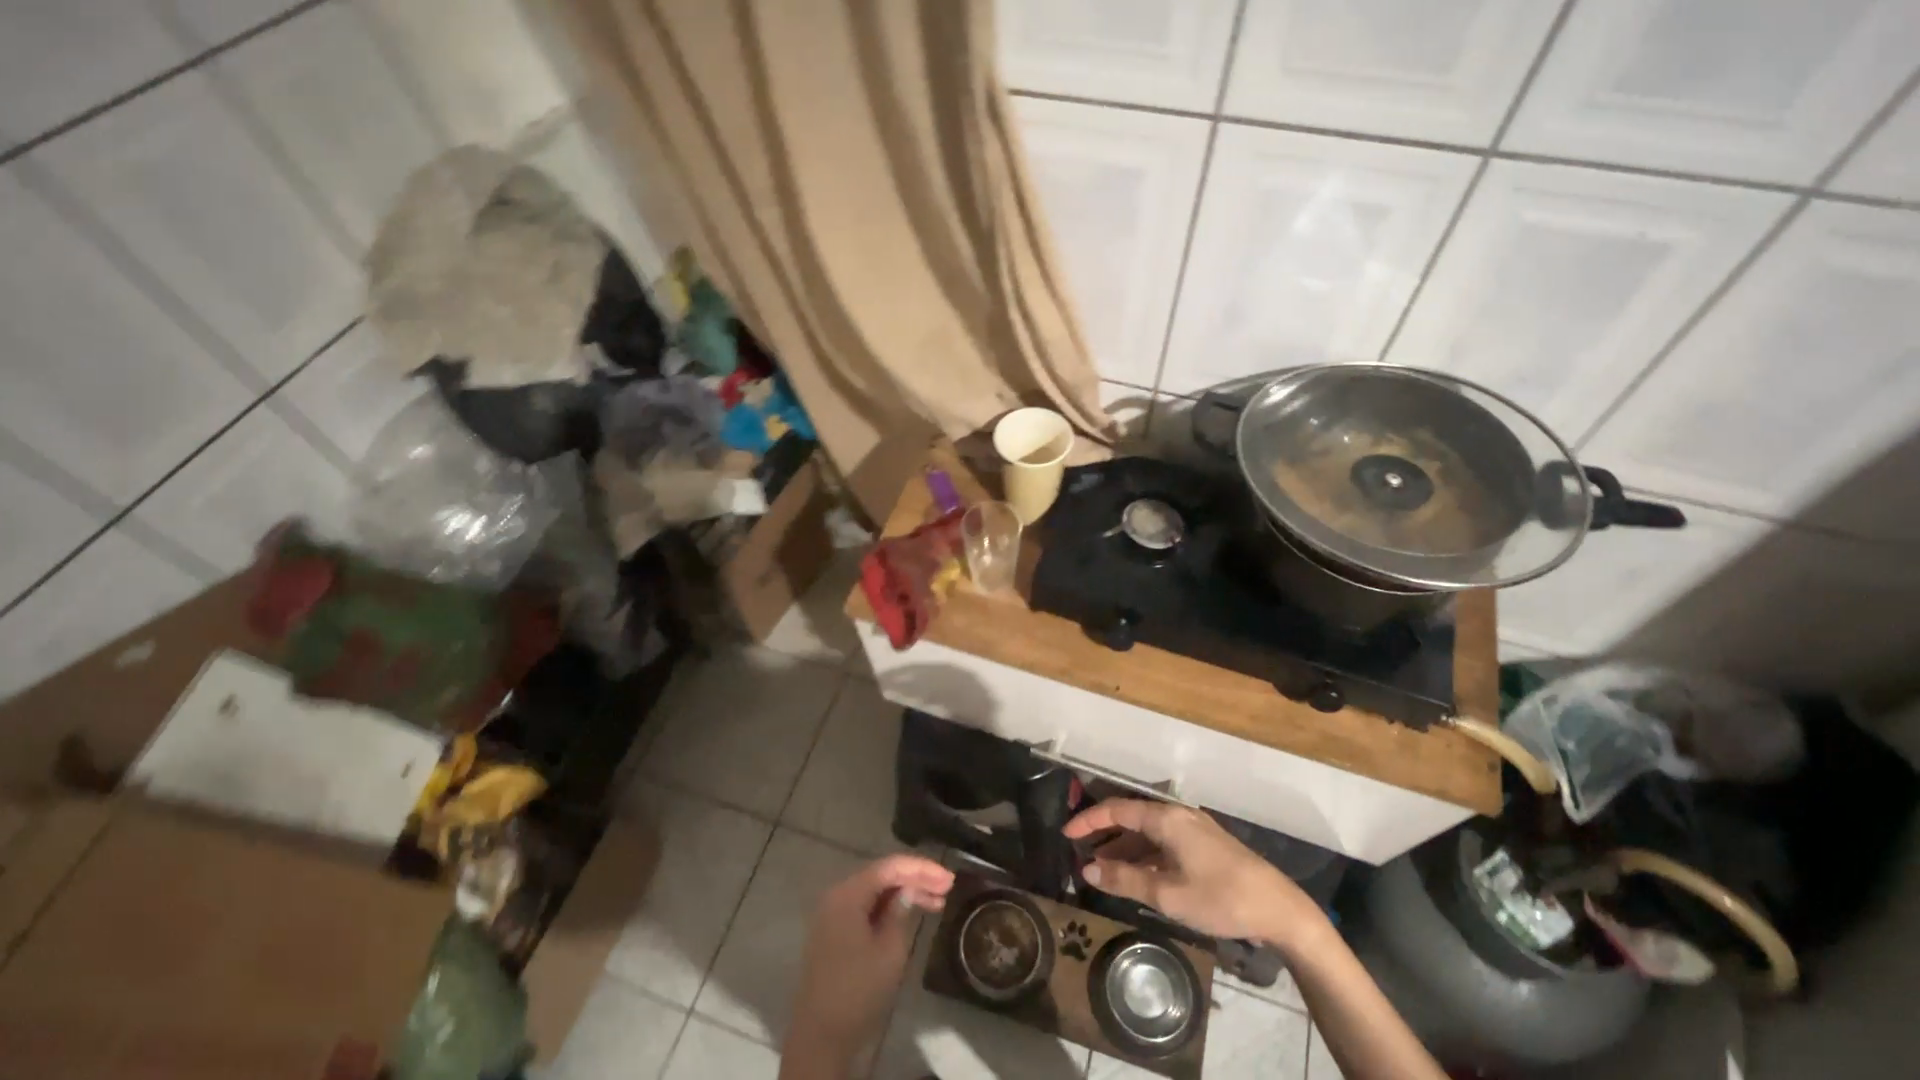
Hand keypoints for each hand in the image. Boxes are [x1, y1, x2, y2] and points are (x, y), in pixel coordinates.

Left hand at [783, 854, 954, 1073]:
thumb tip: (909, 890)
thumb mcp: (890, 951)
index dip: (922, 869)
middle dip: (915, 878)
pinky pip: (865, 907)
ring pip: (874, 891)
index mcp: (847, 895)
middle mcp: (836, 896)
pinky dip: (888, 908)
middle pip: (880, 876)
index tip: (950, 879)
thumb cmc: (859, 991)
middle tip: (947, 889)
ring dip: (904, 893)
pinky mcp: (833, 932)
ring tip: (936, 903)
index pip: (889, 867)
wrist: (822, 1034)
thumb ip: (901, 912)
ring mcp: (832, 915)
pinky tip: (910, 914)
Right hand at [1063, 798, 1318, 946]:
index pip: (1117, 809)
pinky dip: (1144, 856)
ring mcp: (1195, 830)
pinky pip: (1164, 843)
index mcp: (1167, 819)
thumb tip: (1087, 871)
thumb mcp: (1167, 894)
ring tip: (1101, 870)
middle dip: (1104, 835)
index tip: (1066, 835)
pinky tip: (1136, 876)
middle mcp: (1179, 816)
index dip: (1089, 821)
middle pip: (1132, 818)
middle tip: (1079, 853)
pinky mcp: (1206, 846)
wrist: (1279, 909)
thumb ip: (1124, 880)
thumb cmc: (1220, 898)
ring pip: (1148, 832)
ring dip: (1124, 848)